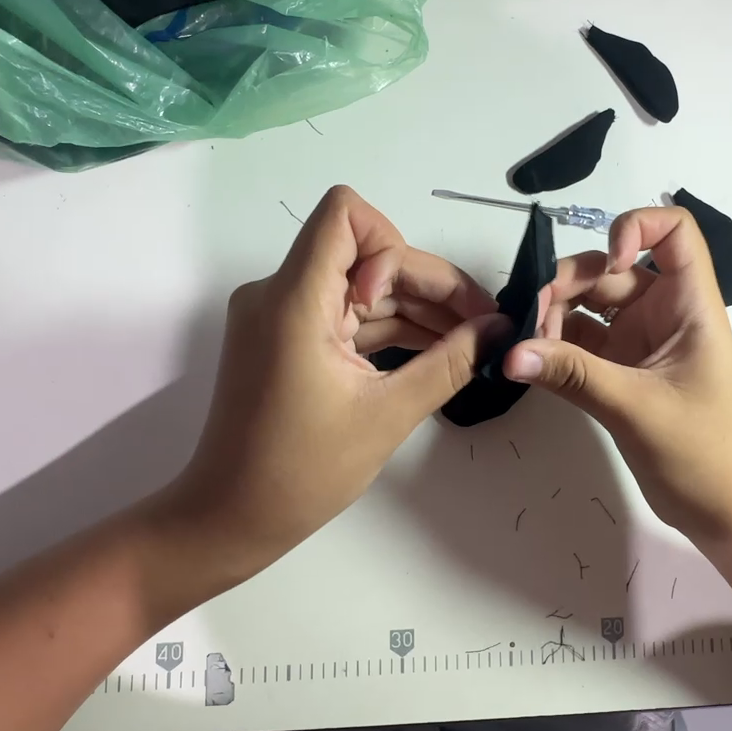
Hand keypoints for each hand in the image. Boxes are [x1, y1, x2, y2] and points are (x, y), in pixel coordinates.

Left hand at [158, 186, 504, 584]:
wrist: (232, 516)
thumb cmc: (303, 472)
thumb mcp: (388, 414)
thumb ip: (449, 363)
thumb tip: (499, 329)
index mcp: (294, 300)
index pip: (345, 214)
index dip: (393, 243)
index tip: (411, 302)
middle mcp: (281, 292)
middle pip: (366, 254)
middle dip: (427, 283)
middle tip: (484, 323)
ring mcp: (282, 316)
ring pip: (361, 285)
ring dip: (416, 308)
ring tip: (472, 341)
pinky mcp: (288, 339)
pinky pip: (346, 316)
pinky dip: (388, 329)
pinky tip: (437, 351)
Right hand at [503, 207, 731, 540]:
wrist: (727, 514)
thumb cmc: (706, 454)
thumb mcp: (637, 409)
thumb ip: (574, 375)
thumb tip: (511, 353)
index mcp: (690, 306)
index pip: (674, 233)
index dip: (637, 228)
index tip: (606, 262)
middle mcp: (664, 315)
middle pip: (612, 270)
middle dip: (569, 283)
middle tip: (529, 317)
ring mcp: (641, 345)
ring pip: (591, 307)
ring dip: (556, 316)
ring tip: (525, 343)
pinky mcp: (622, 374)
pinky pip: (582, 346)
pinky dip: (556, 348)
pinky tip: (530, 360)